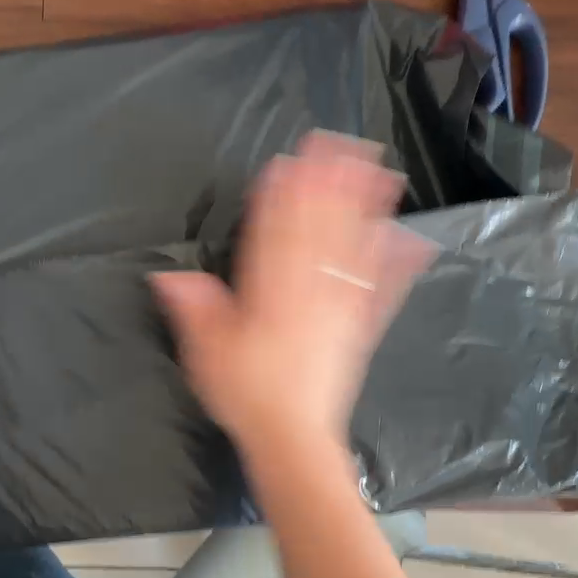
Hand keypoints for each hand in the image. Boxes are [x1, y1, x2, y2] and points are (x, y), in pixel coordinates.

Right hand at [150, 131, 435, 462]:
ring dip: (364, 206)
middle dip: (326, 185)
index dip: (280, 196)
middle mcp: (308, 292)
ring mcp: (339, 307)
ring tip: (377, 168)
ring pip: (351, 247)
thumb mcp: (204, 354)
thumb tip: (167, 275)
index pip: (273, 236)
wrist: (291, 435)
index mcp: (267, 295)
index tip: (286, 161)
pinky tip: (410, 235)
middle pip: (317, 230)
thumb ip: (194, 310)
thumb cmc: (243, 393)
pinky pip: (381, 287)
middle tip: (337, 142)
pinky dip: (396, 261)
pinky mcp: (360, 326)